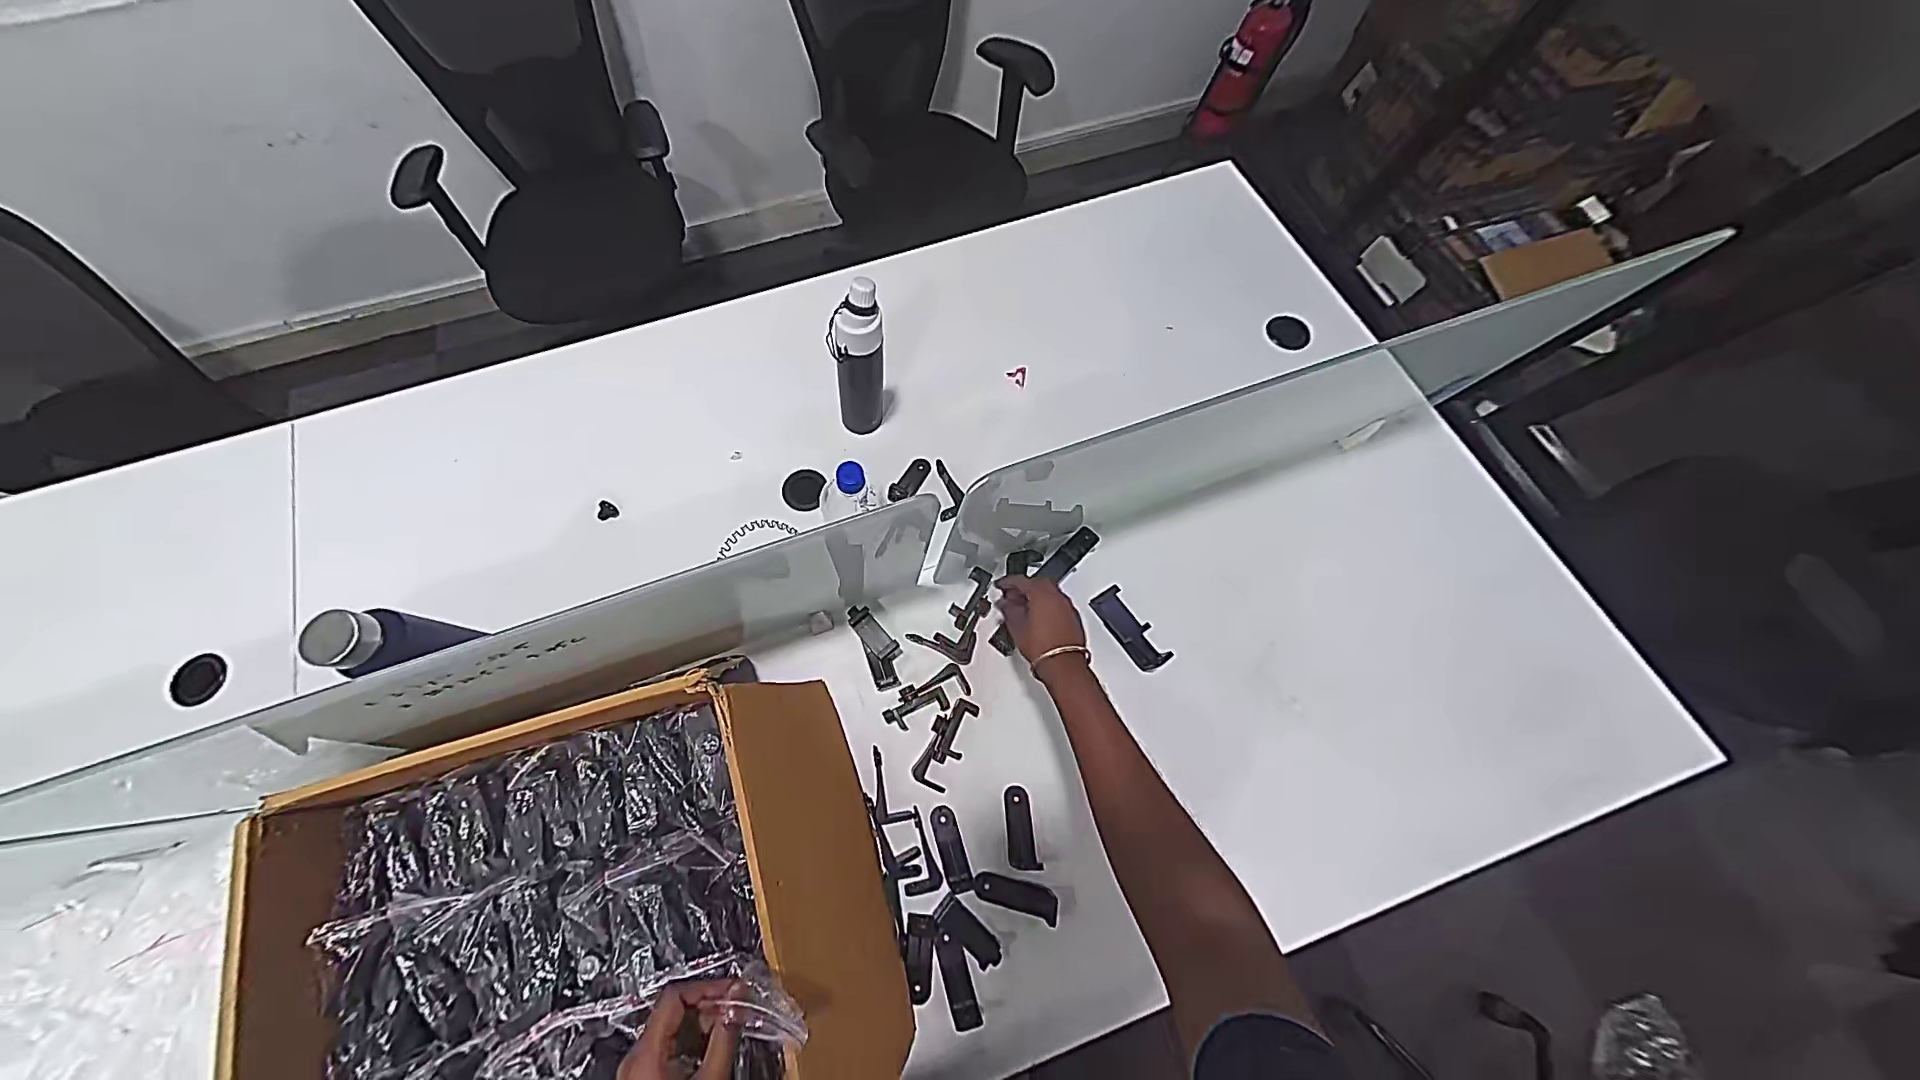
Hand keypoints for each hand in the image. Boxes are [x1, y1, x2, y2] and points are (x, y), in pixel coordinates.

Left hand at [618, 979, 743, 1079]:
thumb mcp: (710, 1078)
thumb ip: (725, 1036)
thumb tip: (739, 997)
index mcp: (645, 1053)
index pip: (675, 995)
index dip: (707, 987)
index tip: (733, 989)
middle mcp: (635, 1059)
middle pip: (674, 1009)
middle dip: (708, 1005)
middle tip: (734, 1008)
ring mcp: (636, 1071)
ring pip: (672, 1028)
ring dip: (702, 1023)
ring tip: (725, 1030)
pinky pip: (667, 1047)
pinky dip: (691, 1042)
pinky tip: (709, 1051)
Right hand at [995, 575, 1085, 667]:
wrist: (1062, 664)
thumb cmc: (1043, 648)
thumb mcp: (1016, 627)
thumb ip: (1008, 610)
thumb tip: (1005, 604)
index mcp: (1041, 593)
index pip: (1021, 580)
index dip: (1007, 582)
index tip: (1001, 585)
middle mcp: (1057, 596)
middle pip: (1037, 583)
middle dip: (1022, 588)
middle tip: (1010, 595)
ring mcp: (1067, 606)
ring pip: (1048, 592)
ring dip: (1035, 596)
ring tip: (1022, 607)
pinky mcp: (1073, 616)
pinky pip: (1057, 603)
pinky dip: (1046, 605)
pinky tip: (1037, 616)